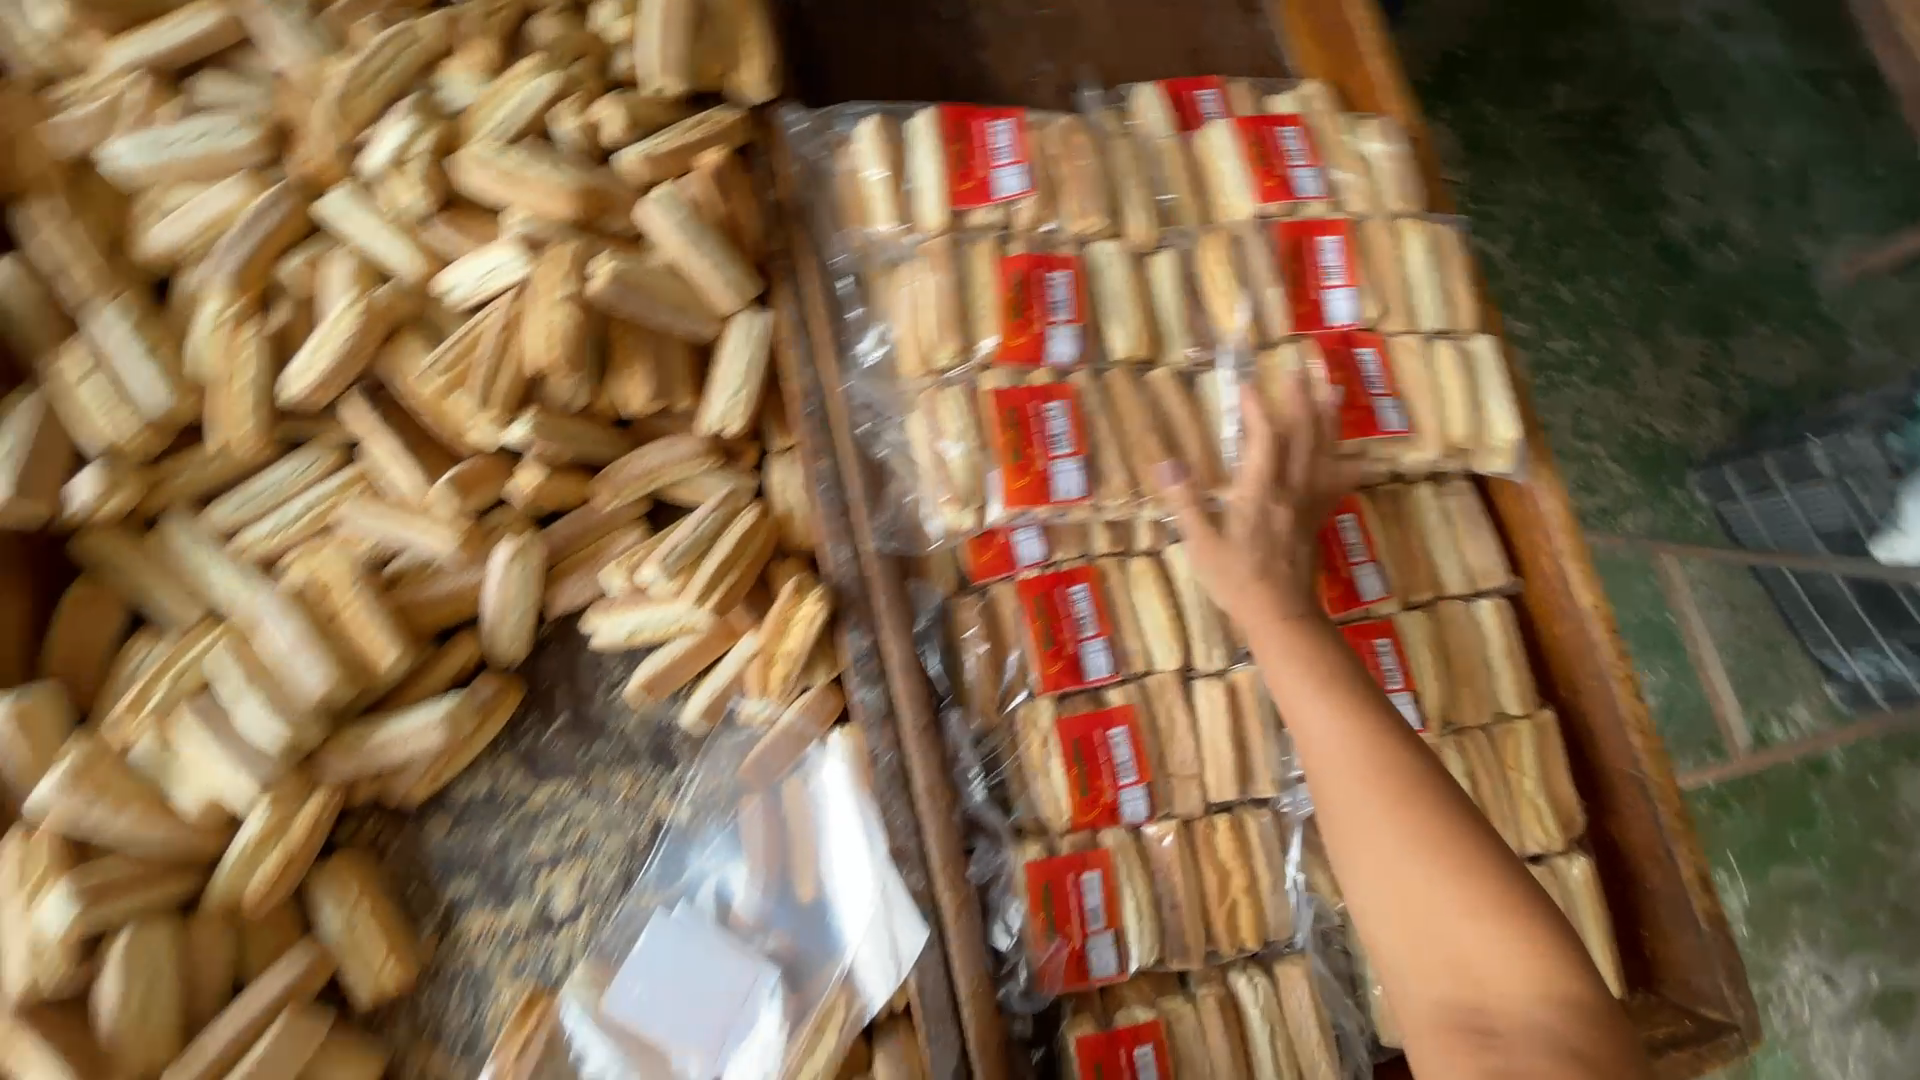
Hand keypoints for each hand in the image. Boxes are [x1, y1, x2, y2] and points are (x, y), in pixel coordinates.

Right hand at [1154, 371, 1362, 626]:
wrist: (1280, 614)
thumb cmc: (1235, 581)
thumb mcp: (1201, 545)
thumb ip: (1185, 503)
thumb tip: (1165, 465)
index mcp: (1259, 494)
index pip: (1263, 439)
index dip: (1256, 408)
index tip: (1245, 384)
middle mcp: (1291, 490)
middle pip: (1304, 435)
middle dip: (1302, 396)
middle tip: (1302, 364)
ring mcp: (1310, 502)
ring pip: (1325, 450)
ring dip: (1328, 415)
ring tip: (1331, 385)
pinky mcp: (1318, 516)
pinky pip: (1338, 480)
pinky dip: (1347, 458)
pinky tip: (1352, 448)